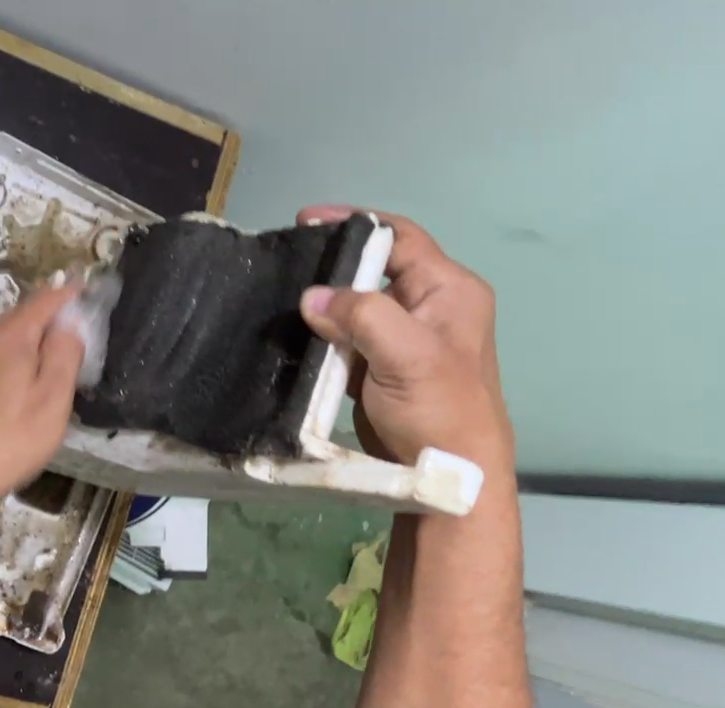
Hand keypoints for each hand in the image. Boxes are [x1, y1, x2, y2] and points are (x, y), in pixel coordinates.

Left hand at [0, 285, 84, 517]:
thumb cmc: (13, 440)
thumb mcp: (53, 397)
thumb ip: (66, 352)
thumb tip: (70, 323)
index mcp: (9, 335)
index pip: (47, 298)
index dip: (73, 295)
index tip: (93, 296)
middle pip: (25, 314)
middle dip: (54, 319)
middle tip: (82, 336)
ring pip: (9, 336)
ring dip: (35, 340)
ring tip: (59, 359)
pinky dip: (17, 357)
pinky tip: (27, 380)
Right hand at [297, 207, 513, 471]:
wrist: (446, 471)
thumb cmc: (439, 409)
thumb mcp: (406, 355)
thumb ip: (362, 316)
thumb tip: (311, 296)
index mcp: (447, 291)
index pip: (399, 239)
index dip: (355, 224)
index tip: (306, 219)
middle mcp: (427, 308)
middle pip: (374, 271)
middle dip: (331, 266)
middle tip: (285, 263)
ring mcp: (402, 341)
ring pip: (355, 308)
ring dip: (321, 306)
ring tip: (278, 301)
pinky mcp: (379, 369)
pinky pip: (345, 341)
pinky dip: (320, 338)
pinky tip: (292, 340)